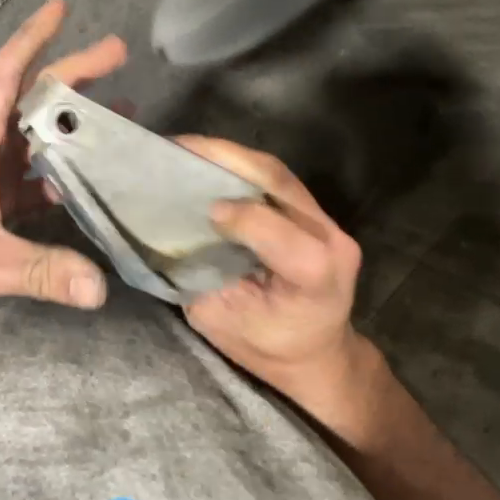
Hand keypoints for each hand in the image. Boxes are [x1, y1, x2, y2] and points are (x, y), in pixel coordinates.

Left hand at [0, 0, 126, 320]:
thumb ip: (40, 272)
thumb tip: (99, 288)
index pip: (6, 74)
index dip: (32, 37)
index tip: (59, 6)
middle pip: (30, 97)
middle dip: (73, 72)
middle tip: (118, 51)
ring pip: (33, 134)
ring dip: (71, 121)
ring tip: (120, 111)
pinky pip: (30, 173)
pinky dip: (61, 168)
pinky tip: (91, 174)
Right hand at [176, 137, 385, 418]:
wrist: (317, 354)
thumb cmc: (267, 348)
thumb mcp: (221, 322)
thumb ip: (200, 276)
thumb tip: (169, 232)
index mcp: (314, 278)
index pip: (280, 234)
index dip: (242, 216)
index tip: (203, 208)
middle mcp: (330, 240)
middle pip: (279, 183)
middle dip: (225, 157)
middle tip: (177, 146)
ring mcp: (327, 222)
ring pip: (276, 172)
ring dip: (229, 155)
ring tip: (185, 147)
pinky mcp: (314, 212)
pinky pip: (274, 178)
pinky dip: (237, 165)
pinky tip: (206, 160)